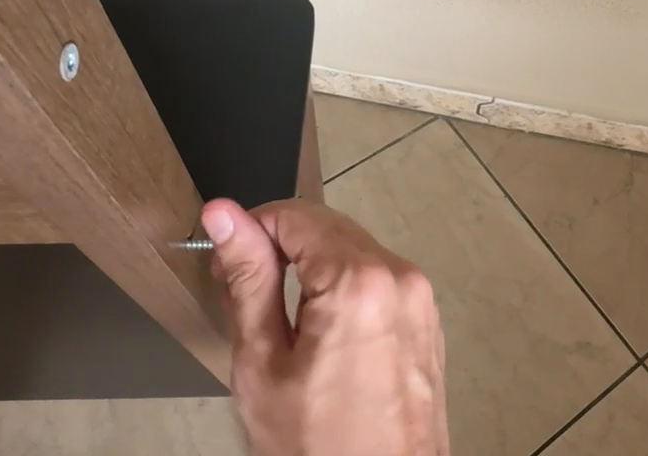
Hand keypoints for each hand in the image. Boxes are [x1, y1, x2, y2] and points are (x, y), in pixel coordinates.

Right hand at [201, 198, 448, 455]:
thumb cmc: (317, 450)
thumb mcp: (264, 363)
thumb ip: (247, 277)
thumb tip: (223, 214)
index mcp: (358, 282)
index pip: (294, 215)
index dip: (251, 230)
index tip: (225, 263)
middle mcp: (398, 275)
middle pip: (324, 225)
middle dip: (277, 245)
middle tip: (239, 290)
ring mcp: (418, 296)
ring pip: (349, 246)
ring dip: (307, 263)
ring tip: (273, 314)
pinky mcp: (424, 316)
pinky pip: (374, 273)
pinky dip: (339, 282)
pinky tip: (314, 323)